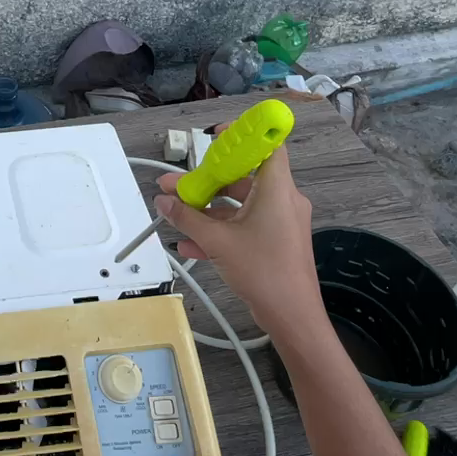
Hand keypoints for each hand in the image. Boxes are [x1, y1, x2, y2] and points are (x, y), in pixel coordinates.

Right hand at [154, 139, 323, 345]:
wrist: (293, 319)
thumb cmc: (263, 271)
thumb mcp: (217, 241)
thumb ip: (187, 218)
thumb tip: (163, 200)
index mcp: (277, 190)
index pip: (268, 146)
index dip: (245, 136)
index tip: (218, 136)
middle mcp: (282, 200)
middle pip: (243, 177)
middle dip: (207, 181)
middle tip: (177, 184)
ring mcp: (280, 222)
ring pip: (239, 204)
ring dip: (208, 208)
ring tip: (176, 213)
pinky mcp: (275, 242)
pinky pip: (244, 225)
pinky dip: (220, 229)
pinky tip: (191, 244)